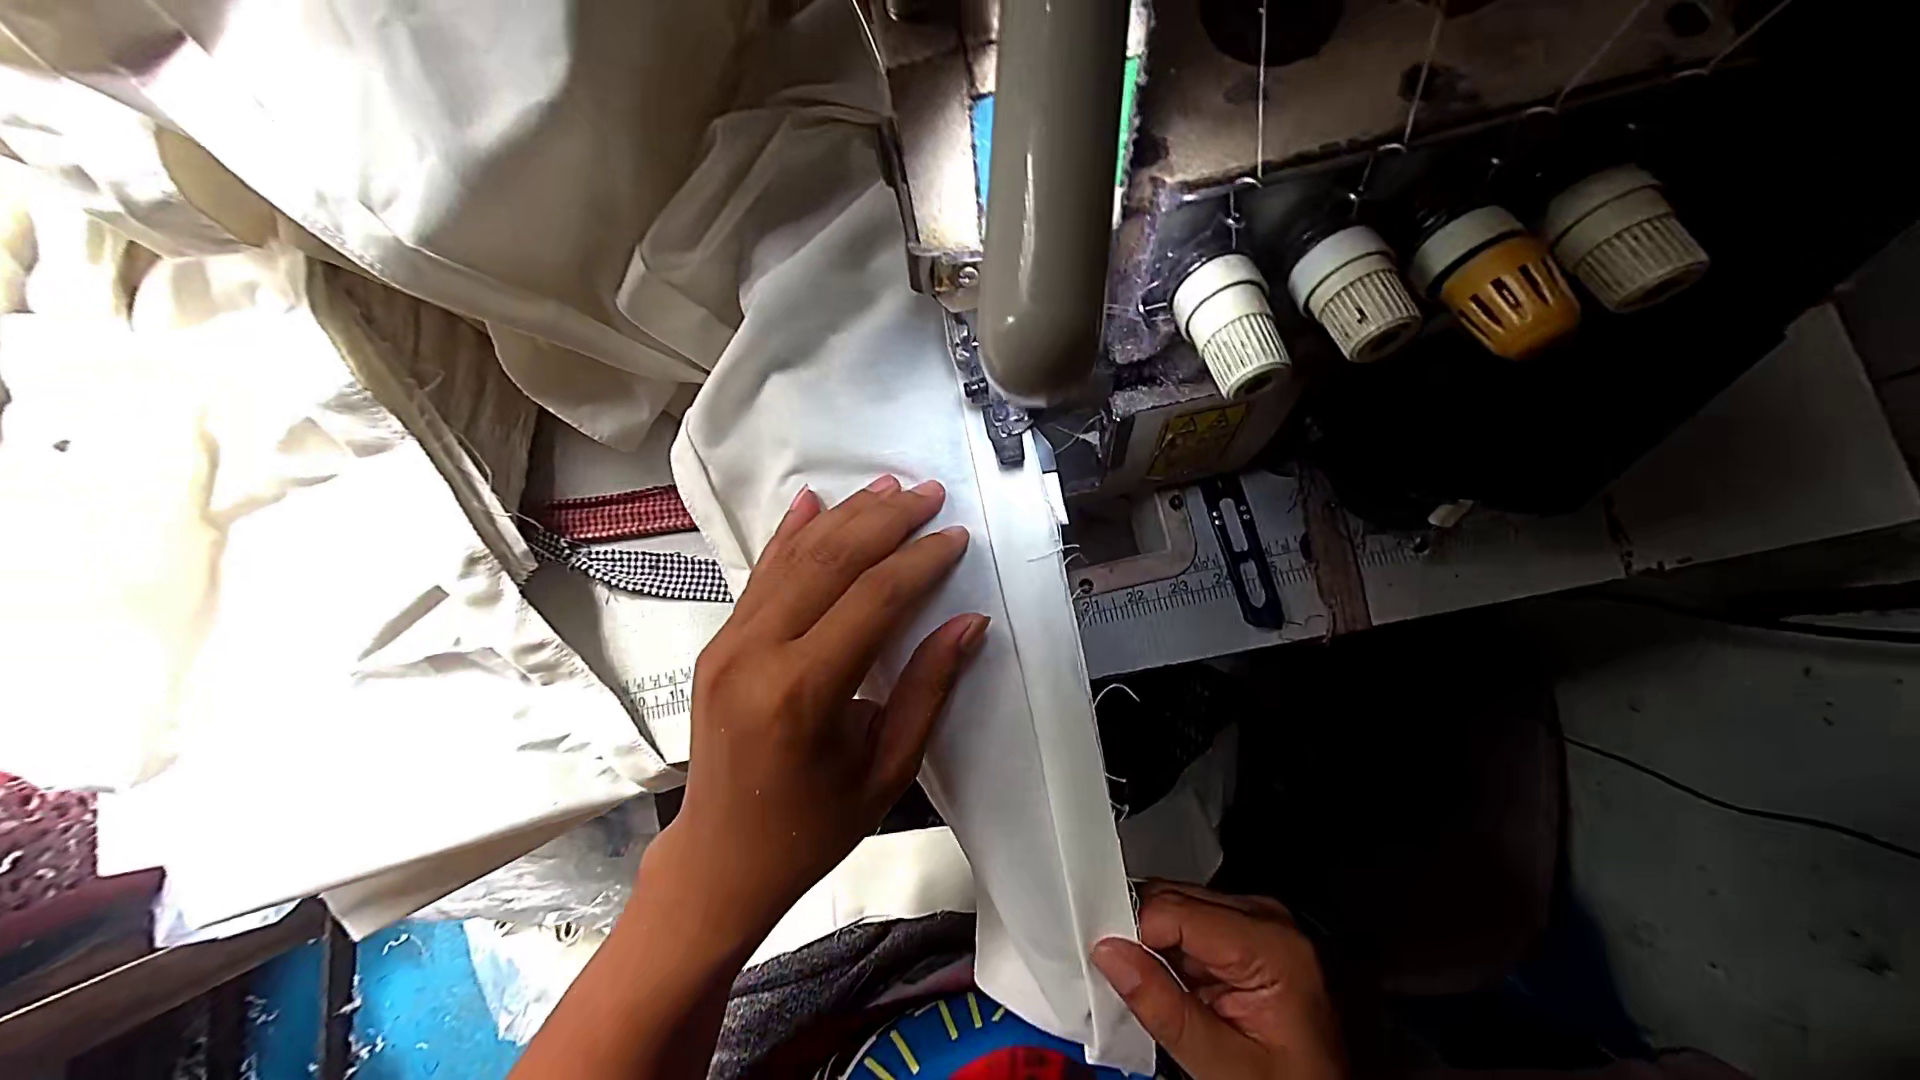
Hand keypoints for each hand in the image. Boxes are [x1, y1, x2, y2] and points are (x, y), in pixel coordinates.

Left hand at [657, 474, 987, 939]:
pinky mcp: (719, 642)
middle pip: (831, 560)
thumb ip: (929, 688)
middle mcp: (756, 654)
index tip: (954, 536)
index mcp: (803, 693)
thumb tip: (969, 623)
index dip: (921, 560)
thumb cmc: (810, 828)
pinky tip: (812, 501)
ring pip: (794, 556)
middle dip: (887, 521)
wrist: (720, 859)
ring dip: (846, 516)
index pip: (874, 599)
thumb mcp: (887, 769)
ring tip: (888, 488)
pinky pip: (761, 574)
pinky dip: (790, 534)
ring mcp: (728, 643)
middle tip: (928, 495)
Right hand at [1092, 883, 1346, 1079]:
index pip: (1173, 910)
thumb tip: (1111, 955)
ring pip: (1171, 906)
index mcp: (1270, 943)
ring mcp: (1254, 920)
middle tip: (1128, 985)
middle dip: (1139, 937)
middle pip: (1171, 900)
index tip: (1108, 963)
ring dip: (1151, 944)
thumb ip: (1165, 1009)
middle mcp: (1264, 917)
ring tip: (1158, 991)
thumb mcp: (1225, 1066)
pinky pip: (1184, 920)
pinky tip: (1172, 984)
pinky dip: (1166, 948)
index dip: (1131, 934)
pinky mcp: (1241, 929)